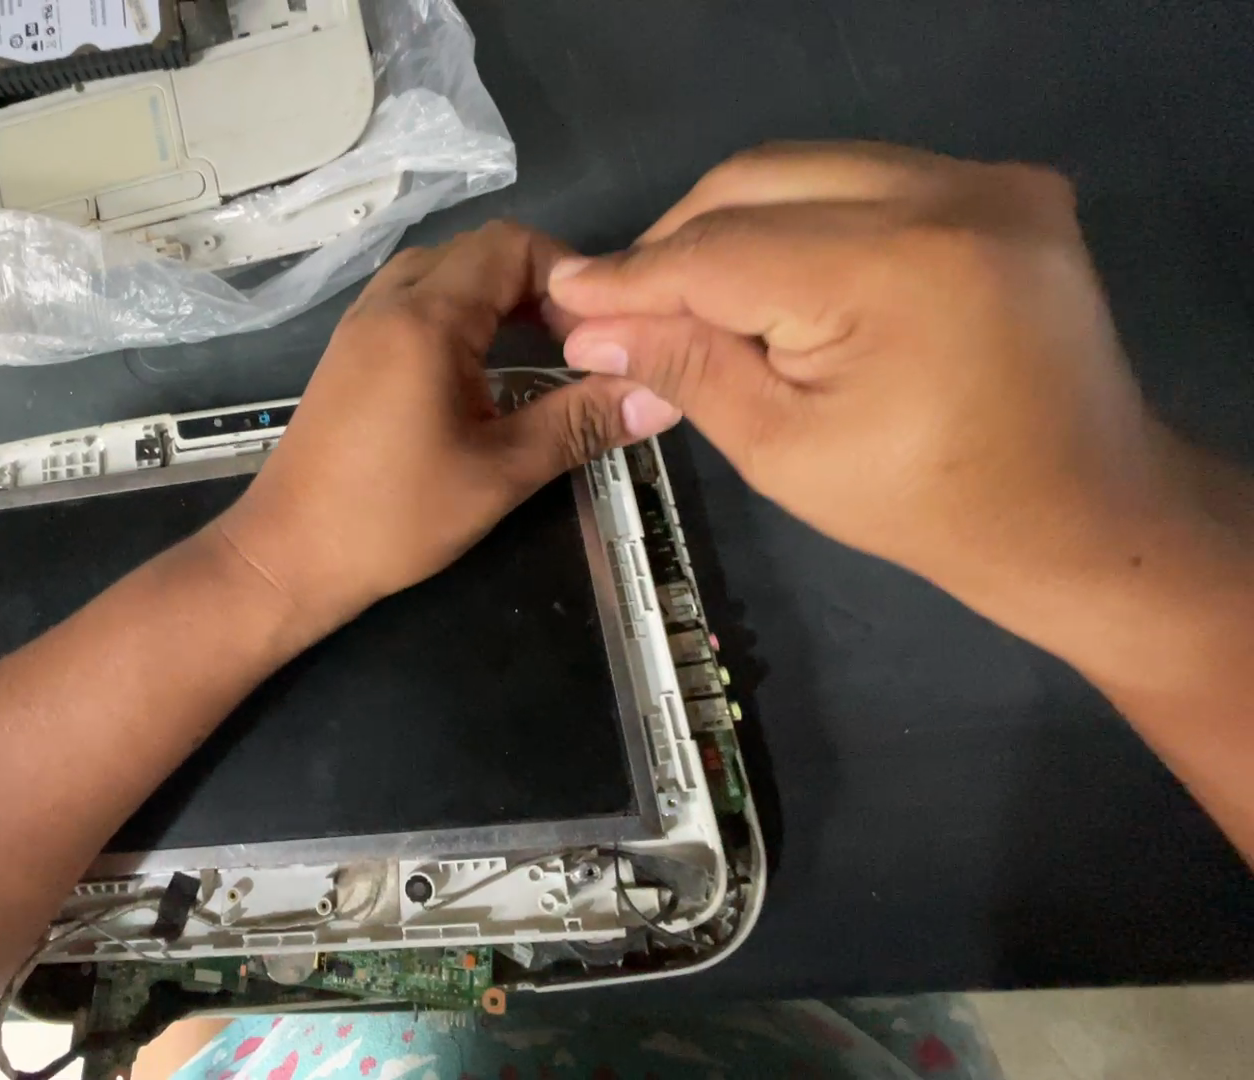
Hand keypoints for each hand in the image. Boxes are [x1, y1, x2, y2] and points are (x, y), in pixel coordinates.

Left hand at [218, 222, 681, 629]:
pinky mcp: (343, 355)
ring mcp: (356, 327)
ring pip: (436, 273)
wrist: (290, 554)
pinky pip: (406, 303)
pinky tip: (472, 367)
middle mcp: (384, 305)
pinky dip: (450, 314)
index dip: (567, 274)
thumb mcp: (498, 474)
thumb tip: (663, 396)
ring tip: (532, 349)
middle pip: (474, 252)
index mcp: (424, 320)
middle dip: (535, 283)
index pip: (510, 245)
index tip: (599, 331)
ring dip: (489, 297)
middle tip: (575, 342)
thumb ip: (579, 424)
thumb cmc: (391, 519)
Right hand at [544, 143, 1199, 633]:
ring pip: (793, 170)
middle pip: (752, 182)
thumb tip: (587, 331)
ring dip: (715, 227)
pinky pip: (845, 179)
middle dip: (667, 243)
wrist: (1073, 508)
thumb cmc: (914, 500)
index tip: (560, 294)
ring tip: (675, 298)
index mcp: (896, 272)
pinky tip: (752, 280)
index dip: (629, 275)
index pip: (718, 251)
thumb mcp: (775, 446)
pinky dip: (776, 221)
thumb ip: (682, 368)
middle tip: (618, 307)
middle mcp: (950, 195)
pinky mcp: (991, 189)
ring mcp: (983, 180)